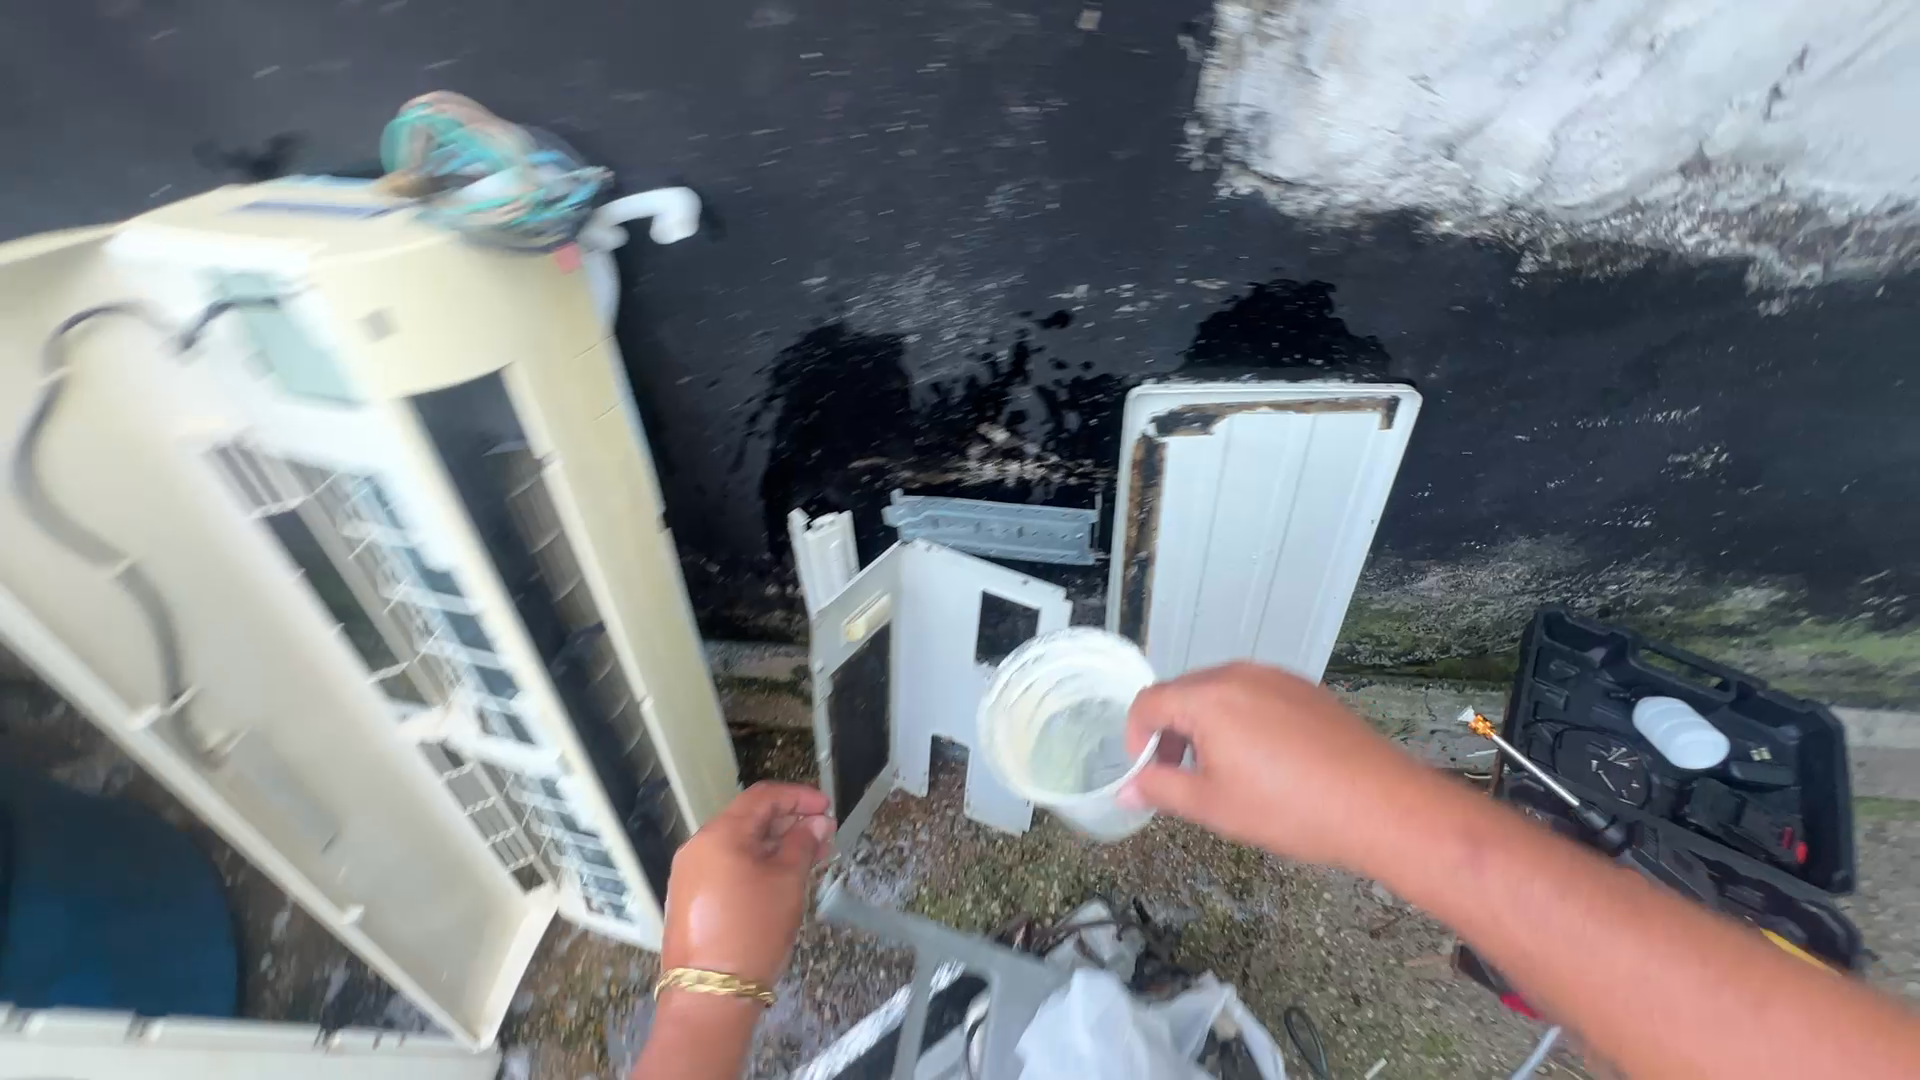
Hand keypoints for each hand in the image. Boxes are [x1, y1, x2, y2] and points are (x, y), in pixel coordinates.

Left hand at [660, 782, 835, 985]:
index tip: (827, 808)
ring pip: (740, 844)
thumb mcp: (787, 881)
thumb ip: (803, 843)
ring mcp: (690, 873)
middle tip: (824, 836)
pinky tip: (782, 877)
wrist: (710, 998)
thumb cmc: (753, 929)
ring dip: (776, 845)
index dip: (799, 797)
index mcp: (719, 834)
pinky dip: (757, 864)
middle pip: (750, 819)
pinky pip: (728, 866)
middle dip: (790, 822)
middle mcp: (699, 846)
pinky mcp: (691, 898)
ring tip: (809, 858)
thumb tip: (817, 822)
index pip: (763, 797)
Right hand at [1120, 662, 1436, 870]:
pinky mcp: (1303, 687)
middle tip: (1183, 776)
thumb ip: (1161, 789)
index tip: (1150, 773)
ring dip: (1203, 724)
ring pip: (1217, 692)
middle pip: (1181, 693)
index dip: (1136, 739)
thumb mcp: (1214, 806)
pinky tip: (1266, 759)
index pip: (1147, 703)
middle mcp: (1236, 673)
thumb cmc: (1289, 808)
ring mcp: (1273, 676)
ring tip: (1225, 770)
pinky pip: (1252, 693)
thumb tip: (1128, 788)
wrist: (1383, 805)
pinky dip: (1239, 718)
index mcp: (1206, 697)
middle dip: (1170, 732)